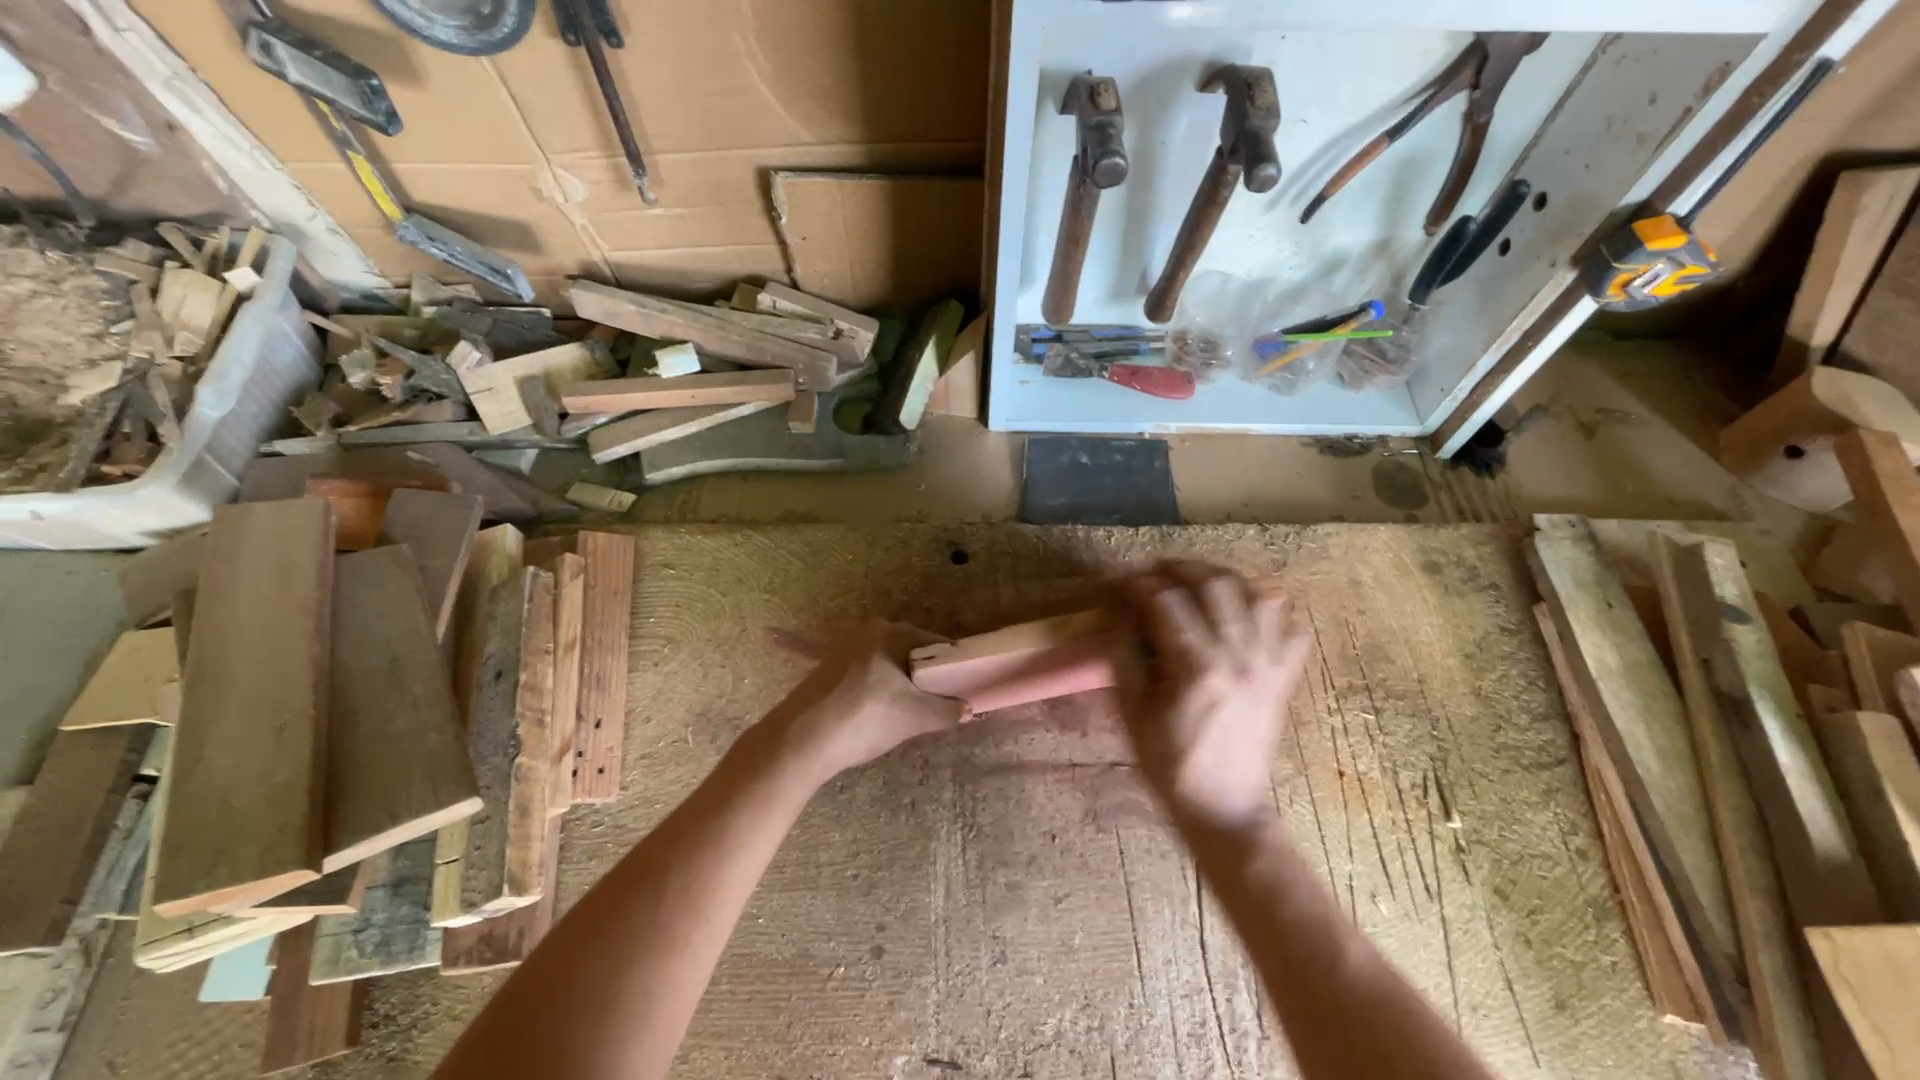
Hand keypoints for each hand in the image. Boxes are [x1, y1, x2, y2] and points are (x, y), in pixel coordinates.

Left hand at [757, 620, 969, 783]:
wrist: (800, 740)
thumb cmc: (864, 717)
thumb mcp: (915, 717)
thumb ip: (948, 710)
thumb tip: (969, 708)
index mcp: (889, 632)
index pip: (935, 644)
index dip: (953, 667)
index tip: (964, 688)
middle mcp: (866, 632)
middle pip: (911, 654)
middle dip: (928, 678)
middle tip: (942, 704)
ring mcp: (843, 651)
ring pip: (888, 667)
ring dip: (903, 687)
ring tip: (913, 714)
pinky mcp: (828, 672)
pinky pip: (868, 677)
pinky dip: (881, 692)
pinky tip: (880, 716)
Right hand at [1114, 560, 1312, 831]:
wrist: (1224, 806)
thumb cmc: (1170, 764)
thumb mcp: (1132, 713)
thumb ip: (1126, 657)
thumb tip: (1126, 616)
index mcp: (1196, 667)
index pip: (1165, 601)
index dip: (1138, 583)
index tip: (1118, 580)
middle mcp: (1238, 656)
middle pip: (1214, 584)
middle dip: (1179, 567)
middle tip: (1154, 570)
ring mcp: (1269, 664)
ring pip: (1257, 594)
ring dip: (1224, 578)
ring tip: (1197, 581)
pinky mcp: (1284, 677)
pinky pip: (1292, 628)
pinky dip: (1272, 610)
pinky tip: (1248, 612)